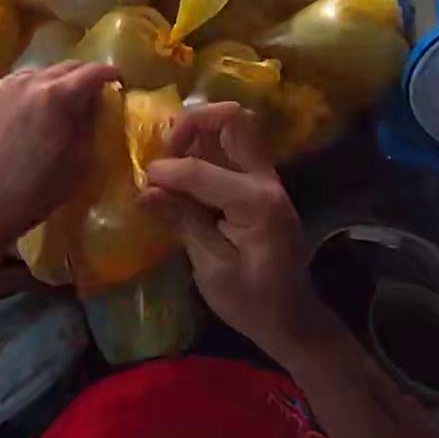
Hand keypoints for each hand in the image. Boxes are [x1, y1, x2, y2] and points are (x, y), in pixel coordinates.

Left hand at [0, 62, 118, 254]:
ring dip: (56, 80)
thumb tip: (96, 99)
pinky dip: (30, 89)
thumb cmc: (40, 189)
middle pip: (67, 66)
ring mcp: (6, 86)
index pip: (93, 71)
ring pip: (40, 72)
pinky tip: (31, 108)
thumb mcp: (80, 158)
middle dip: (84, 75)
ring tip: (59, 99)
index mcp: (59, 95)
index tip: (118, 79)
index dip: (109, 73)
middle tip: (92, 90)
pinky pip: (17, 83)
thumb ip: (91, 121)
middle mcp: (32, 81)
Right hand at [140, 102, 336, 364]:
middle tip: (168, 150)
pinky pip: (234, 144)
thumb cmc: (253, 303)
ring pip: (236, 125)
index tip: (144, 181)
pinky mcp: (261, 181)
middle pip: (234, 119)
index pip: (202, 170)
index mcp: (257, 203)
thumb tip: (144, 191)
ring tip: (174, 155)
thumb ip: (182, 222)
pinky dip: (207, 144)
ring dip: (201, 129)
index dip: (167, 171)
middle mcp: (267, 179)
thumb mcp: (212, 270)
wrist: (294, 318)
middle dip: (194, 122)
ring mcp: (267, 177)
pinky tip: (186, 168)